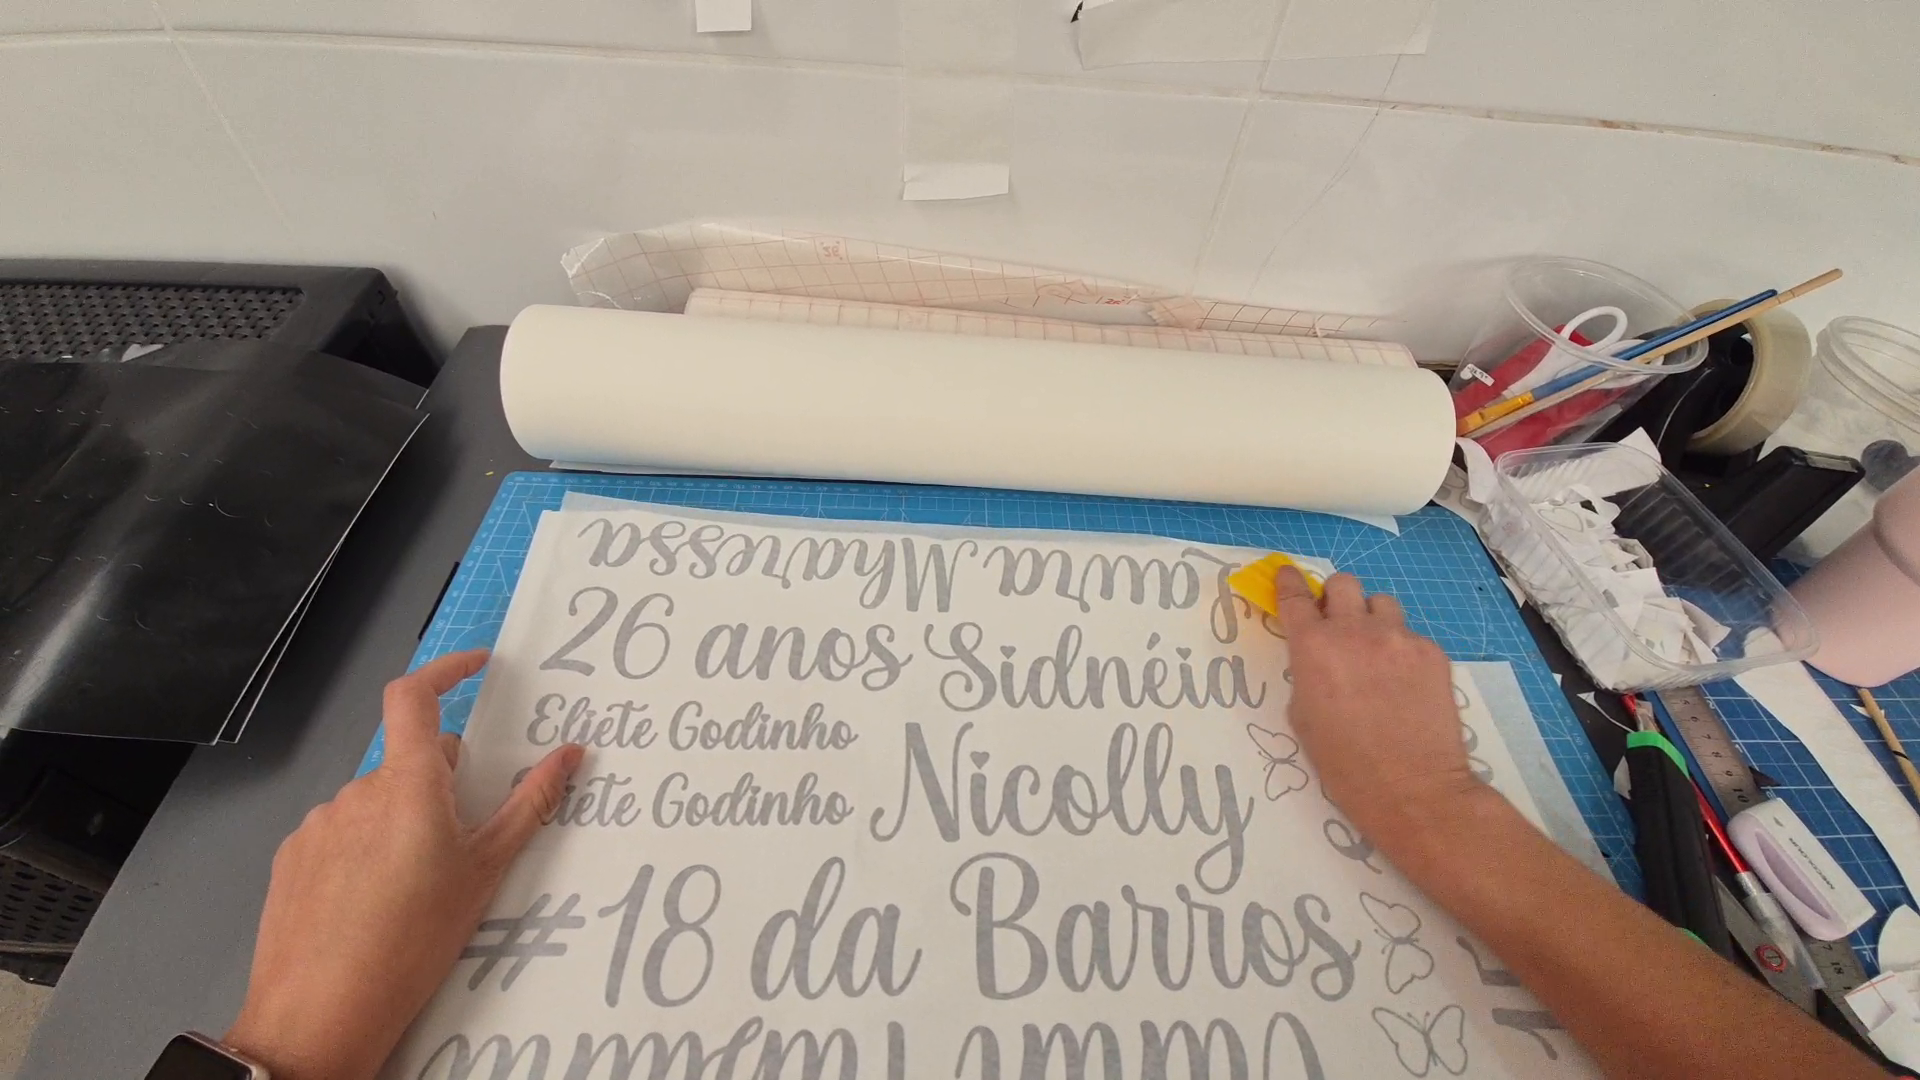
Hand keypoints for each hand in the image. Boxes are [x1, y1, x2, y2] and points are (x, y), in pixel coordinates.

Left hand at [224, 649, 582, 1079]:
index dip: (446, 669)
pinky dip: (371, 839)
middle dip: (446, 777)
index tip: (478, 665)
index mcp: (409, 786)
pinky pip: (345, 826)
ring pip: (380, 795)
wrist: (317, 1019)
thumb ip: (532, 801)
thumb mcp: (488, 867)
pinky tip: (378, 894)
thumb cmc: (415, 937)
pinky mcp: (292, 858)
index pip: (414, 697)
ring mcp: (318, 825)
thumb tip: (572, 752)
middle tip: (468, 830)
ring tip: (421, 876)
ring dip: (408, 812)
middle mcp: (358, 792)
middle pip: (412, 757)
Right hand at [1274, 567, 1489, 857]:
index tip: (1287, 576)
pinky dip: (1400, 649)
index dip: (1288, 581)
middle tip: (1337, 623)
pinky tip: (1403, 682)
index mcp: (1312, 646)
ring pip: (1381, 603)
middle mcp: (1353, 631)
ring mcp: (1398, 638)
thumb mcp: (1302, 711)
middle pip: (1343, 583)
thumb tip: (1320, 657)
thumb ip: (1307, 670)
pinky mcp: (1432, 653)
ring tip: (1376, 651)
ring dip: (1371, 618)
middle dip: (1335, 598)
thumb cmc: (1341, 759)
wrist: (1411, 788)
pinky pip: (1410, 635)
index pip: (1295, 595)